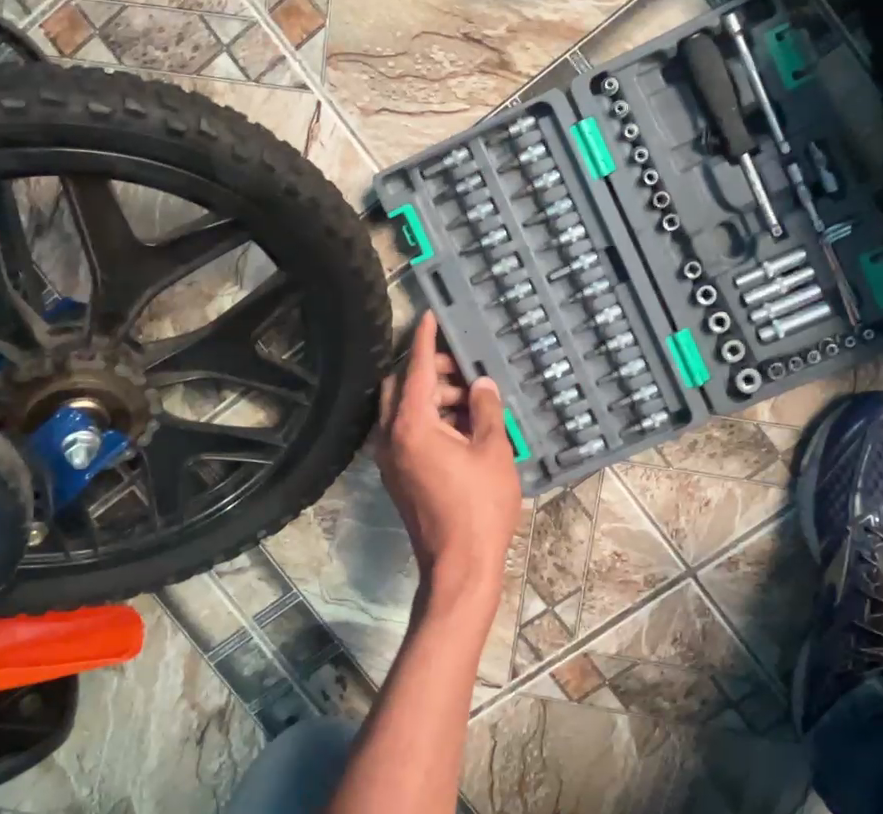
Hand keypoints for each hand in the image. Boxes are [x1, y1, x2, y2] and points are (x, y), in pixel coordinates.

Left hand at [376, 312, 522, 598]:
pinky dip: (429, 420)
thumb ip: (485, 409)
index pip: (416, 369)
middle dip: (431, 370)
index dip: (425, 340)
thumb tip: (481, 383)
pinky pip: (406, 432)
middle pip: (402, 386)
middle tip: (466, 368)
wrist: (459, 566)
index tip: (429, 315)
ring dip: (434, 397)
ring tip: (474, 401)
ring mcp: (390, 458)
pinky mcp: (397, 475)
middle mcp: (390, 437)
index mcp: (411, 425)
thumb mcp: (492, 451)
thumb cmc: (480, 507)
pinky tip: (462, 426)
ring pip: (404, 409)